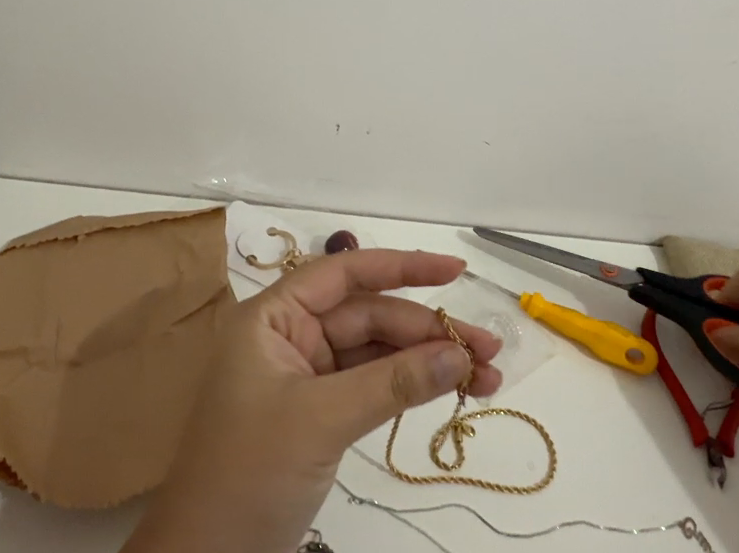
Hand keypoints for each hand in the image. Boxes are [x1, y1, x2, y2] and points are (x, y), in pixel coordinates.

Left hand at [123, 249, 501, 552]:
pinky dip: (412, 387)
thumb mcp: (322, 420)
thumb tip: (460, 356)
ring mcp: (307, 375)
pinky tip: (452, 389)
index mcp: (274, 317)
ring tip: (487, 377)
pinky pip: (375, 384)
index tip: (456, 272)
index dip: (402, 267)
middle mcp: (291, 335)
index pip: (344, 275)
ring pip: (379, 352)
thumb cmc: (249, 472)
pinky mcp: (321, 411)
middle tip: (489, 350)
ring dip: (429, 362)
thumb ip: (393, 383)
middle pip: (371, 316)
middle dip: (429, 331)